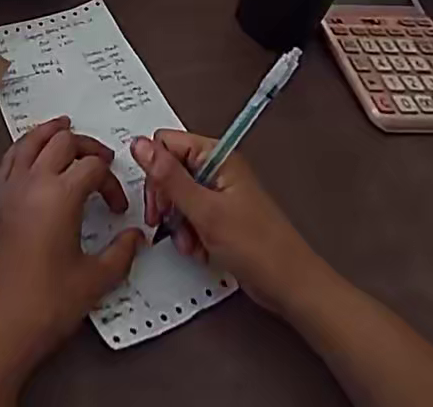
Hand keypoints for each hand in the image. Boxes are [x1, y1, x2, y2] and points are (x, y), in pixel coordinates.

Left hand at [0, 117, 144, 383]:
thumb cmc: (42, 305)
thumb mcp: (93, 281)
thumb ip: (120, 253)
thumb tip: (134, 237)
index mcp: (59, 195)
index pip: (92, 167)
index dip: (111, 181)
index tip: (117, 205)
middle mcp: (31, 182)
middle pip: (62, 141)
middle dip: (86, 145)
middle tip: (101, 157)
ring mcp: (8, 188)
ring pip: (30, 141)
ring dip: (50, 131)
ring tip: (63, 126)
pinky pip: (10, 158)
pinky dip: (24, 146)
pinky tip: (30, 152)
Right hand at [131, 129, 309, 316]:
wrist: (293, 289)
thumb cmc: (258, 247)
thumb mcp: (205, 211)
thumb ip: (168, 177)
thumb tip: (138, 144)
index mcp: (216, 155)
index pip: (166, 143)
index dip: (155, 169)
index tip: (158, 199)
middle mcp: (217, 167)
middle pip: (169, 168)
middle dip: (165, 199)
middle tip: (165, 221)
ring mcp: (219, 191)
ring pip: (177, 194)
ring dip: (177, 220)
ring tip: (189, 242)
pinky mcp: (220, 213)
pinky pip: (190, 212)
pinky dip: (188, 231)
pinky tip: (198, 248)